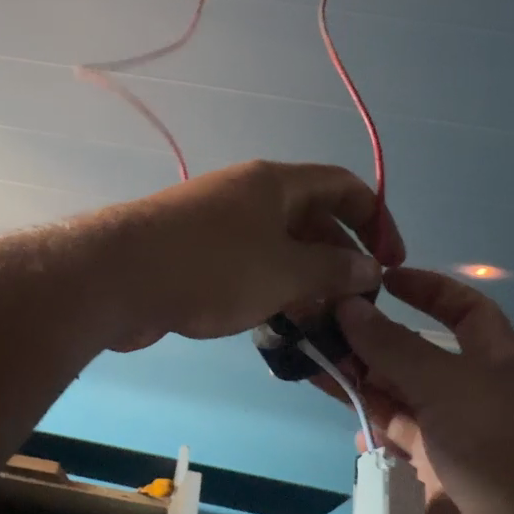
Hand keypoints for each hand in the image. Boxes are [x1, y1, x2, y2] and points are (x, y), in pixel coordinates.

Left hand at [90, 161, 402, 350]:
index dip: (376, 219)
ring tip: (329, 327)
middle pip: (312, 219)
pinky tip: (285, 330)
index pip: (343, 186)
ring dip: (308, 284)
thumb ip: (332, 269)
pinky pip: (251, 269)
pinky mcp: (199, 256)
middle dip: (341, 260)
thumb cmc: (212, 266)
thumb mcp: (285, 270)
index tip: (393, 264)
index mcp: (275, 183)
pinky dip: (273, 293)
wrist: (120, 276)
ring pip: (281, 250)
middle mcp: (250, 196)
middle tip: (360, 307)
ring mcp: (222, 225)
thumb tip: (368, 265)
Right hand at [322, 269, 513, 513]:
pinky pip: (389, 454)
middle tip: (315, 323)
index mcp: (491, 365)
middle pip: (412, 356)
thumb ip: (393, 347)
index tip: (383, 276)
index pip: (463, 312)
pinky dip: (367, 440)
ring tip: (311, 365)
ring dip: (356, 385)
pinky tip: (349, 431)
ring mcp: (447, 445)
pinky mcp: (427, 488)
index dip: (428, 290)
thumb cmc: (508, 455)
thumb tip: (347, 304)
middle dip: (370, 338)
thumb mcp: (450, 386)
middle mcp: (467, 399)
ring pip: (392, 402)